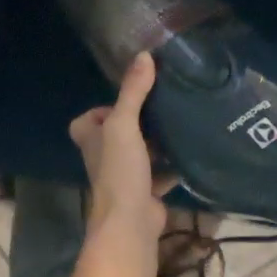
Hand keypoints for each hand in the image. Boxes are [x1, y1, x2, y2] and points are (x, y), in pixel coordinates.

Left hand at [68, 52, 171, 244]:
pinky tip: (190, 155)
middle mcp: (104, 158)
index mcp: (91, 140)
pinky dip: (172, 168)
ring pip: (140, 155)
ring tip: (179, 126)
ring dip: (156, 145)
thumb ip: (133, 91)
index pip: (87, 121)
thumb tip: (143, 55)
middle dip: (137, 125)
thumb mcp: (124, 123)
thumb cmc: (119, 169)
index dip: (102, 111)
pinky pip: (160, 175)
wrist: (130, 221)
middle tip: (161, 110)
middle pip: (117, 136)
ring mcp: (124, 177)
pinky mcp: (145, 193)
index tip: (126, 104)